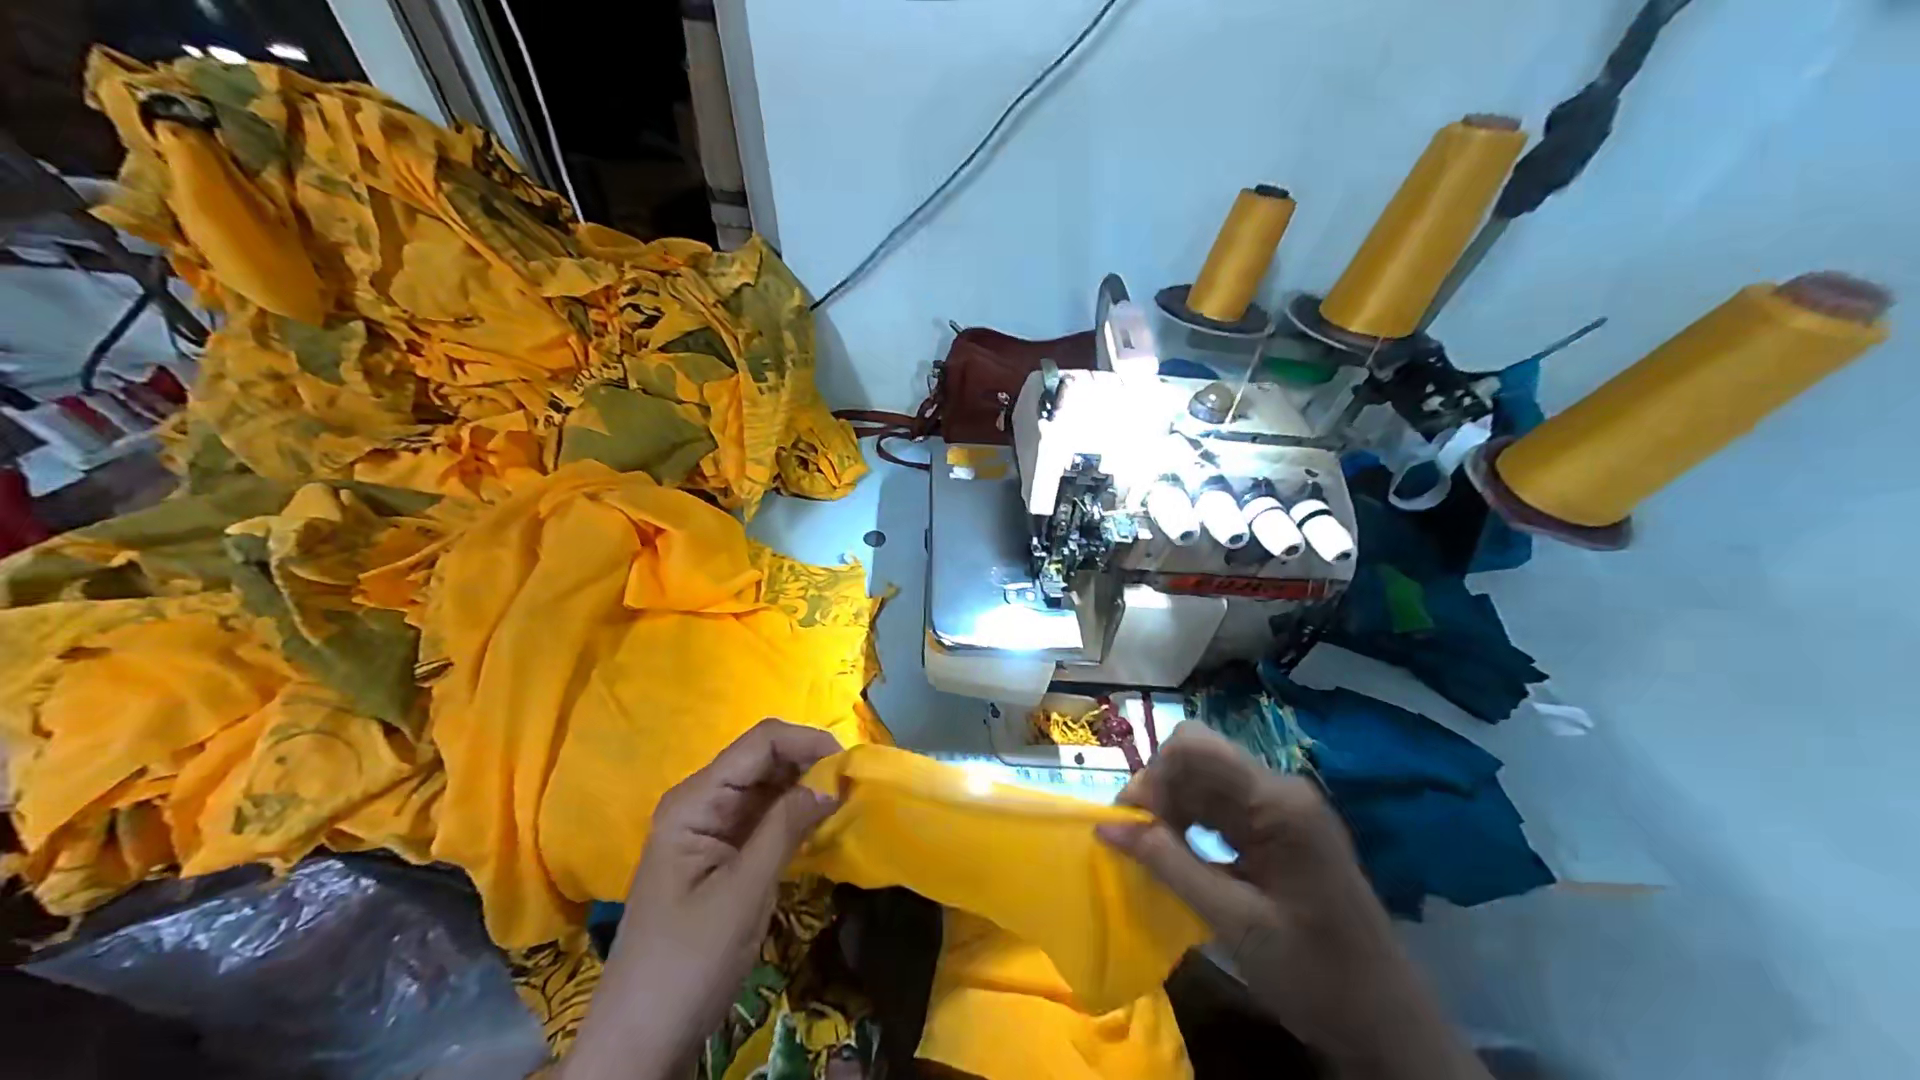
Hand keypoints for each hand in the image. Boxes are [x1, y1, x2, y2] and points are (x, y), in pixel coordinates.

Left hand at [562, 720, 842, 1079]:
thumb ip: (786, 828)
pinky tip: (822, 825)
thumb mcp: (743, 893)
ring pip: (769, 785)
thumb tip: (832, 781)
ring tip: (845, 802)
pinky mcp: (723, 852)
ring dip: (806, 787)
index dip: (807, 742)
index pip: (760, 742)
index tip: (849, 767)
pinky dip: (796, 814)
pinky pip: (766, 815)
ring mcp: (711, 827)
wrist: (643, 1036)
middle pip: (764, 758)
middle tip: (853, 787)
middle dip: (810, 763)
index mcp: (695, 800)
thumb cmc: (689, 962)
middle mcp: (702, 802)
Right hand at [1098, 724, 1488, 1079]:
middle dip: (1157, 792)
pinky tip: (1180, 858)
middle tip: (1135, 842)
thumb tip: (1105, 826)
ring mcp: (1281, 810)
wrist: (1388, 1026)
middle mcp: (1279, 791)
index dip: (1153, 775)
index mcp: (1277, 803)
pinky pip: (1219, 807)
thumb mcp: (1234, 921)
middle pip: (1196, 759)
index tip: (1130, 823)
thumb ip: (1169, 864)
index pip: (1194, 747)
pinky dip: (1190, 825)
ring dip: (1170, 809)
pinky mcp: (1278, 830)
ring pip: (1202, 781)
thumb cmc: (1316, 975)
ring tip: (1153, 854)